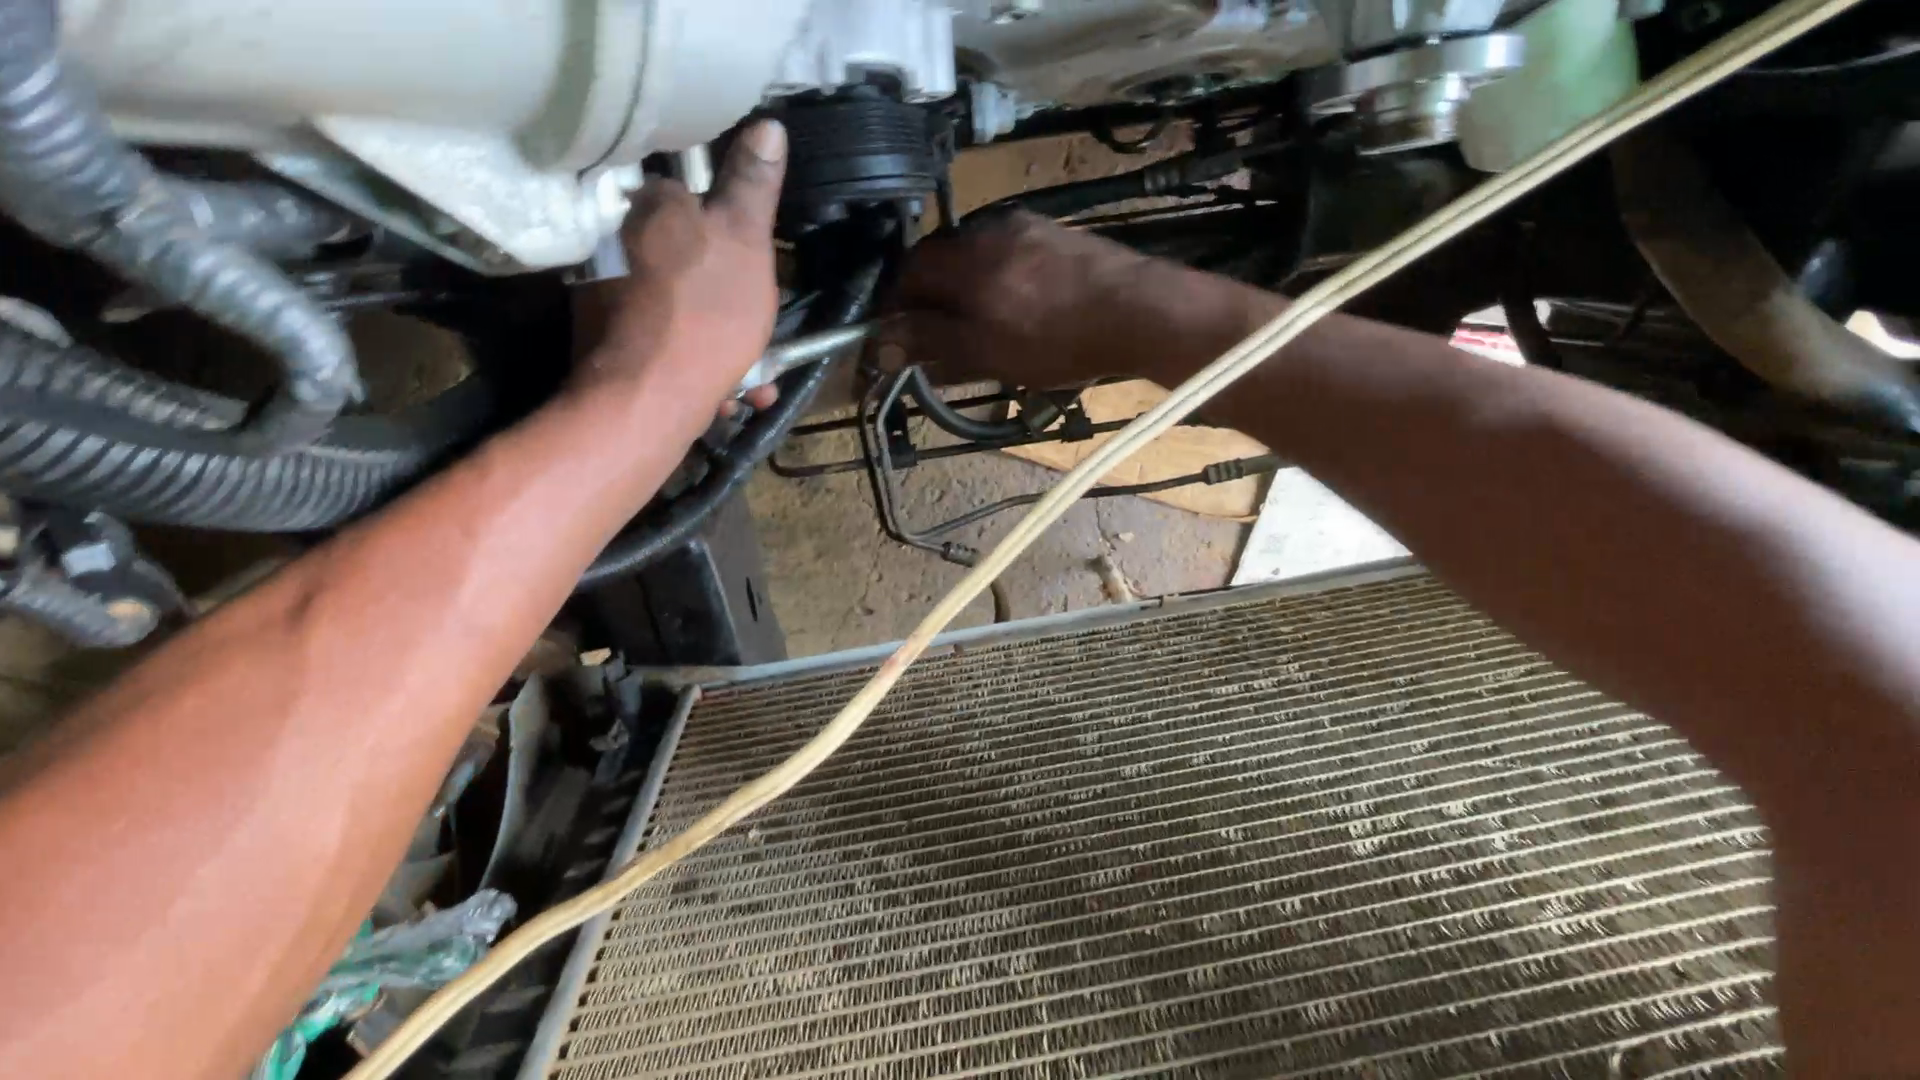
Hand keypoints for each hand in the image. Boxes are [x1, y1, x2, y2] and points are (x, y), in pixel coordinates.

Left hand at [570, 120, 787, 414]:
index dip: (735, 234)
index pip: (695, 197)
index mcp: (652, 207)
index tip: (757, 270)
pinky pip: (668, 341)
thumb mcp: (745, 242)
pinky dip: (699, 364)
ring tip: (750, 380)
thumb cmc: (707, 315)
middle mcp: (620, 240)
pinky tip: (725, 393)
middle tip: (761, 334)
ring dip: (727, 343)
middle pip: (694, 259)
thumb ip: (754, 186)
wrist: (646, 399)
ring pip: (686, 306)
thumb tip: (768, 125)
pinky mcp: (610, 338)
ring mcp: (610, 291)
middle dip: (734, 300)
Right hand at [886, 211, 1158, 389]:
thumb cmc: (1057, 339)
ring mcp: (1027, 227)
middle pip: (939, 261)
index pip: (906, 272)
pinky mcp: (1056, 235)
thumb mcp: (986, 351)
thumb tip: (879, 345)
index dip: (893, 306)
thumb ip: (930, 343)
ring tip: (975, 330)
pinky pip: (1007, 256)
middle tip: (933, 339)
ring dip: (962, 291)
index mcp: (965, 258)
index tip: (893, 337)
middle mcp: (990, 230)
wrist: (1141, 313)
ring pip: (974, 259)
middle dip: (928, 299)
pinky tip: (1014, 309)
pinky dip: (995, 282)